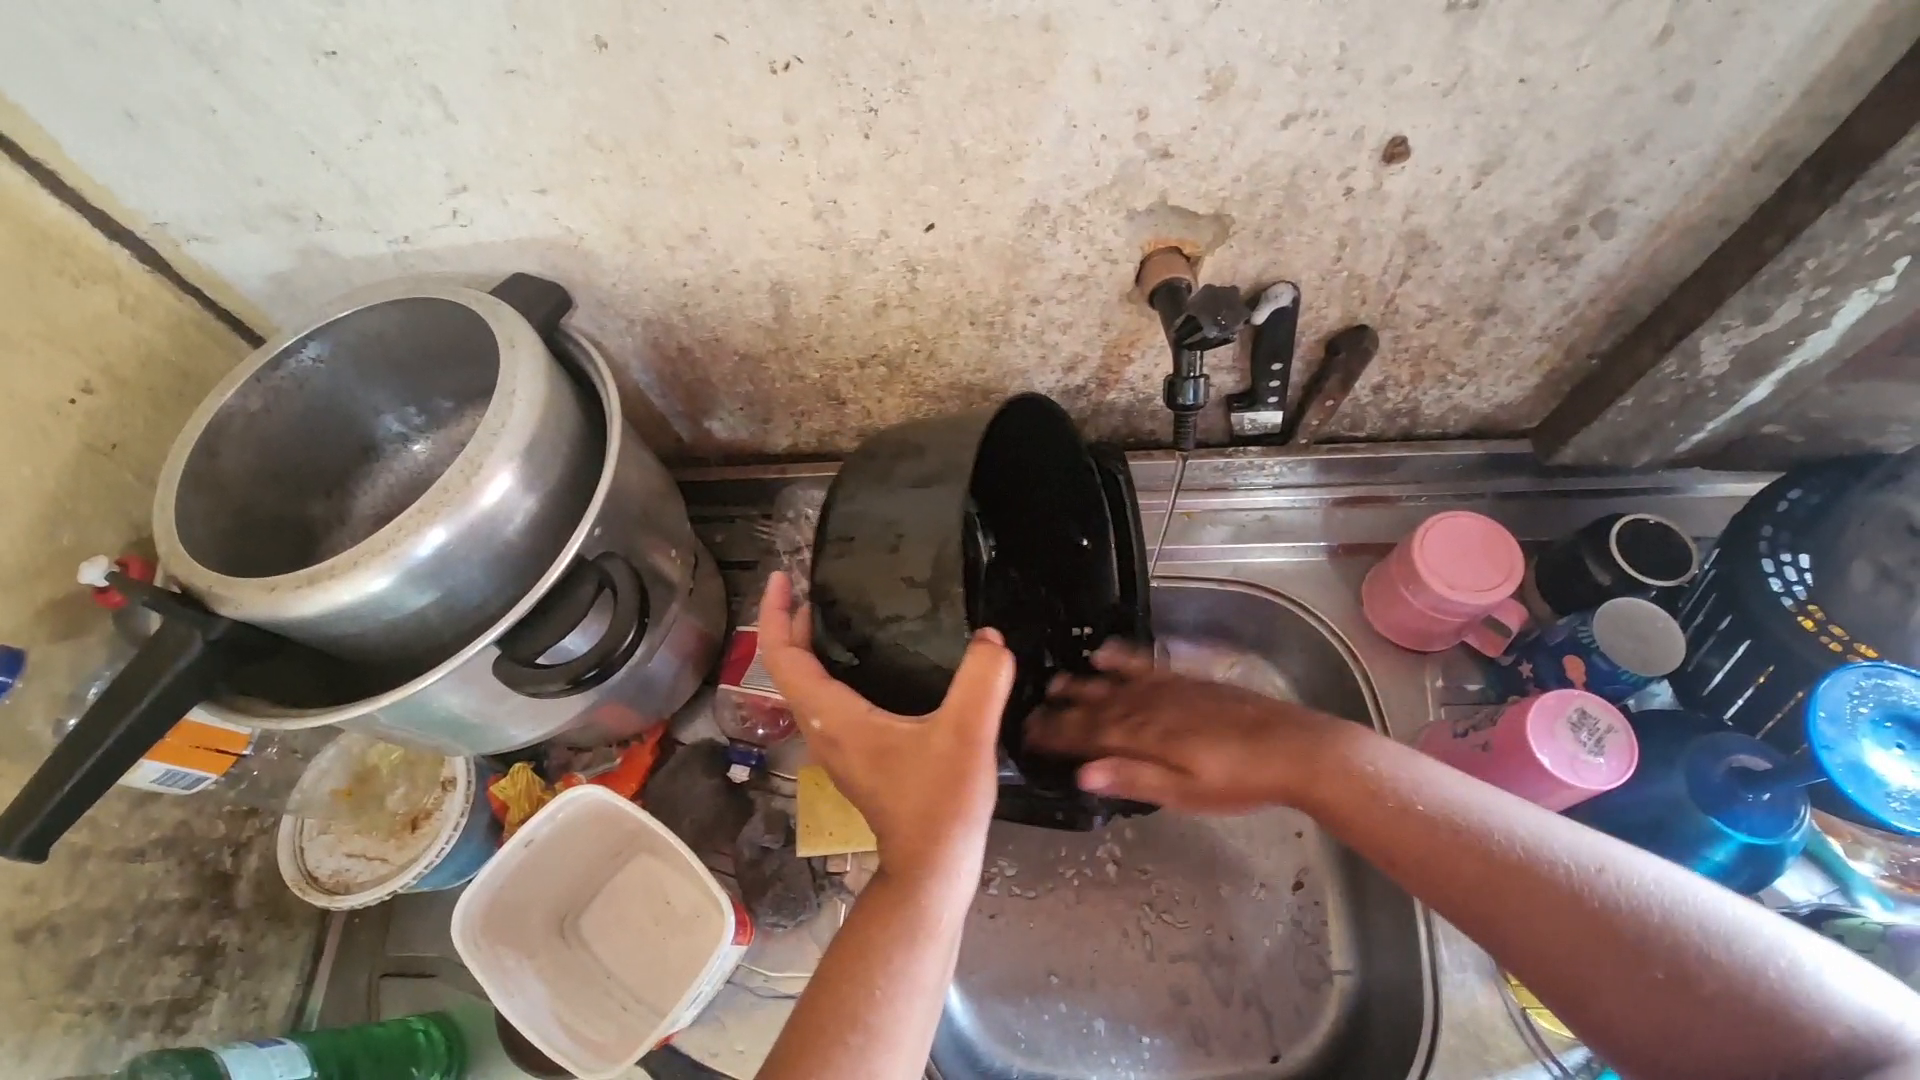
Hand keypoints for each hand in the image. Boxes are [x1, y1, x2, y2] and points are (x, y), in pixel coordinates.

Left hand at [757, 571, 1014, 881]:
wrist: (933, 867)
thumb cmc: (940, 803)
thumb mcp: (968, 734)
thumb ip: (982, 679)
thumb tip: (990, 636)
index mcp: (834, 717)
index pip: (784, 657)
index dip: (776, 613)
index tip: (783, 576)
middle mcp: (823, 729)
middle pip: (789, 668)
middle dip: (791, 622)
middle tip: (813, 585)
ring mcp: (836, 746)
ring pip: (806, 686)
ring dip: (809, 647)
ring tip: (833, 613)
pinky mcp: (854, 756)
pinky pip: (826, 700)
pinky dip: (830, 670)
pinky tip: (866, 661)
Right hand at [1025, 642, 1353, 813]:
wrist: (1296, 750)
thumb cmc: (1239, 782)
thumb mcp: (1185, 793)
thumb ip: (1133, 778)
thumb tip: (1082, 772)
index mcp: (1144, 736)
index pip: (1087, 733)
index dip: (1055, 734)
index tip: (1026, 733)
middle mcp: (1149, 705)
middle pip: (1095, 705)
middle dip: (1060, 709)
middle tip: (1030, 709)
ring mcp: (1169, 689)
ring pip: (1114, 682)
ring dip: (1083, 682)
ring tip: (1056, 680)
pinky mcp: (1188, 681)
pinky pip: (1145, 664)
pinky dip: (1122, 657)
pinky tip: (1106, 652)